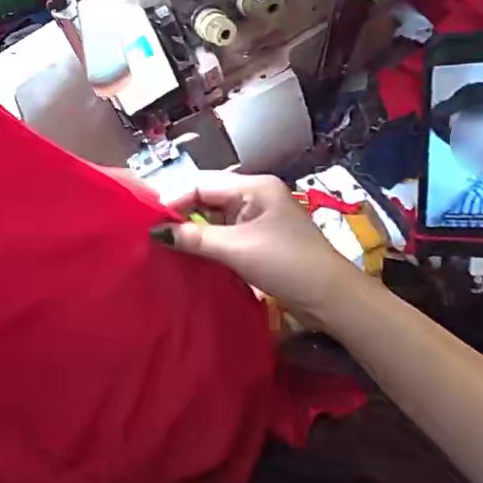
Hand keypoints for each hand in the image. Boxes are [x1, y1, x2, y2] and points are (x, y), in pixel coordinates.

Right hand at [156, 172, 363, 324]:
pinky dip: (206, 241)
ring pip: (213, 216)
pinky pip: (223, 232)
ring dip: (192, 229)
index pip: (201, 184)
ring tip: (165, 243)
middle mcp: (255, 195)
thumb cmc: (287, 264)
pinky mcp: (259, 238)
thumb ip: (194, 238)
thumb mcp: (236, 249)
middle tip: (152, 232)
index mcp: (254, 186)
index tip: (149, 221)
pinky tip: (189, 253)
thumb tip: (156, 233)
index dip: (174, 200)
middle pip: (206, 197)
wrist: (332, 299)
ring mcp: (258, 217)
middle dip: (180, 213)